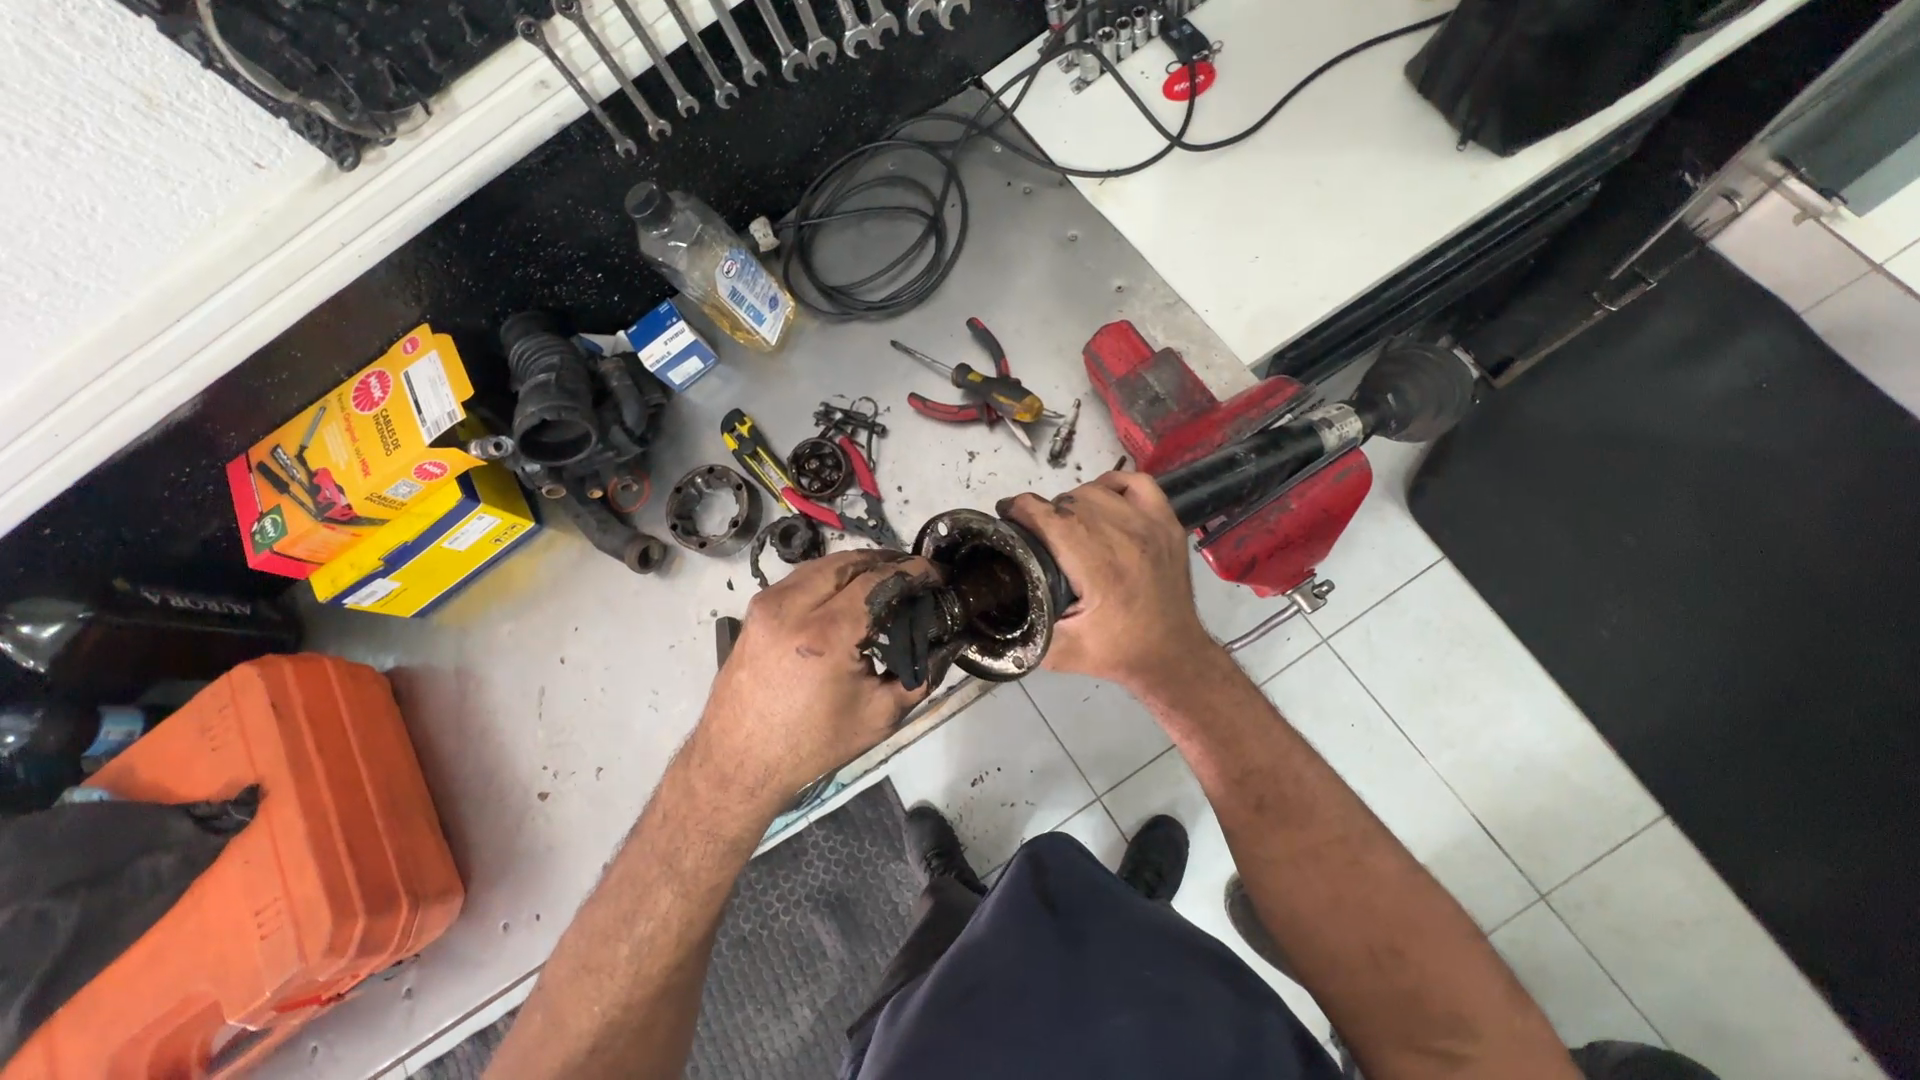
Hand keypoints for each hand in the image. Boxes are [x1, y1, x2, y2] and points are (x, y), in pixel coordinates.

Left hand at [694, 551, 936, 802]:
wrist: (740, 761)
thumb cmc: (811, 744)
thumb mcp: (878, 716)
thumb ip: (920, 676)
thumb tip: (945, 645)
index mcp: (825, 634)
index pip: (878, 581)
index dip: (912, 572)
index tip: (935, 574)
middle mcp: (791, 608)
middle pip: (850, 562)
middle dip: (887, 561)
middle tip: (914, 575)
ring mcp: (767, 604)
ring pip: (822, 565)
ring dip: (858, 565)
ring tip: (885, 580)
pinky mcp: (755, 611)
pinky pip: (800, 579)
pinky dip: (830, 576)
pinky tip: (848, 593)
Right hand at [1000, 472, 1216, 691]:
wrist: (1172, 655)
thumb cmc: (1117, 653)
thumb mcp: (1061, 653)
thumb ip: (1025, 632)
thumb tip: (988, 614)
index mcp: (1098, 567)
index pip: (1052, 518)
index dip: (1023, 511)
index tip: (1007, 516)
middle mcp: (1126, 538)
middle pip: (1070, 502)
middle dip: (1046, 513)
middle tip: (1038, 536)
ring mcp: (1151, 526)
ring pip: (1097, 490)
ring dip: (1074, 501)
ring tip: (1068, 525)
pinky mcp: (1168, 523)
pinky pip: (1135, 482)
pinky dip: (1112, 486)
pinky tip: (1102, 504)